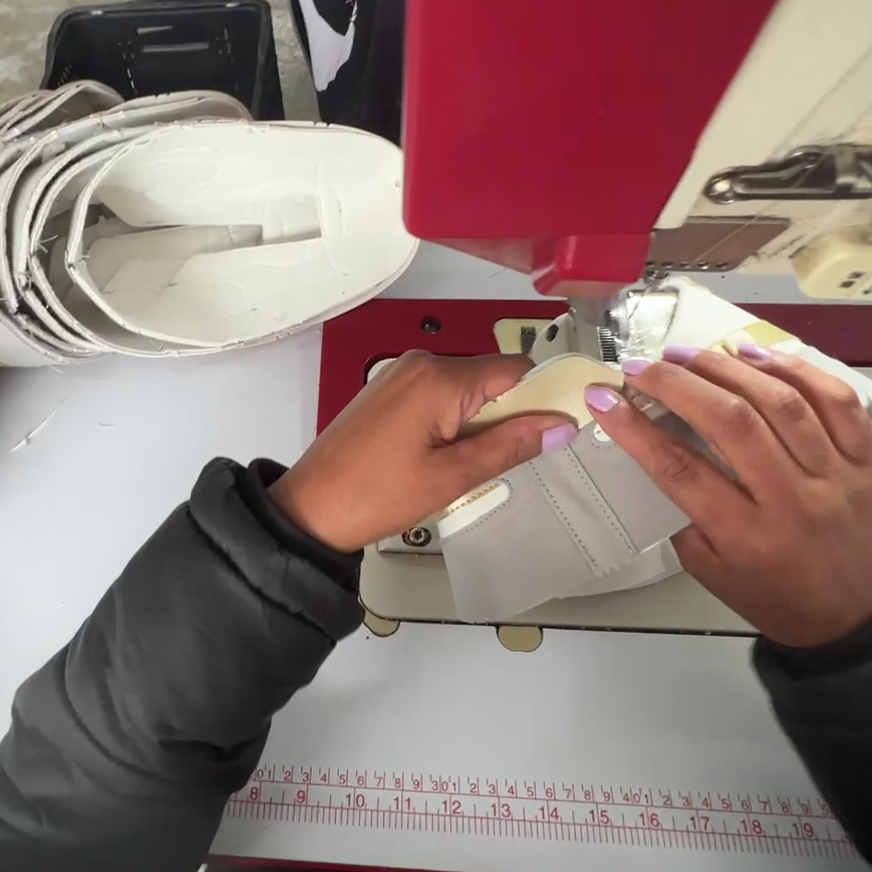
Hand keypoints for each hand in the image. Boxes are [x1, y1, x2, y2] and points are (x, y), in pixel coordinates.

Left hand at [271, 351, 578, 552]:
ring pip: (465, 389)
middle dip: (505, 417)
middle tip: (491, 463)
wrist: (310, 508)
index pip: (517, 369)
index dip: (542, 398)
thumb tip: (561, 425)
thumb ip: (510, 445)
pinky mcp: (387, 390)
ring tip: (456, 466)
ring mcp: (399, 374)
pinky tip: (435, 457)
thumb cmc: (375, 495)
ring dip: (476, 423)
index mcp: (440, 377)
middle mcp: (420, 363)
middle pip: (491, 379)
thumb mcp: (452, 476)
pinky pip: (437, 395)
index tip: (555, 429)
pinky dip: (450, 421)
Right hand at [583, 346, 871, 646]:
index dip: (634, 427)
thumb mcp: (708, 568)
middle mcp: (792, 500)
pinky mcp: (866, 459)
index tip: (603, 397)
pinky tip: (754, 353)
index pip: (679, 468)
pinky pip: (836, 400)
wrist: (857, 618)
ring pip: (780, 401)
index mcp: (746, 535)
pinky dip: (793, 368)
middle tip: (642, 366)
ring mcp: (836, 475)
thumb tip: (658, 447)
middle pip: (731, 421)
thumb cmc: (771, 596)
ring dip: (726, 367)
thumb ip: (683, 511)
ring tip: (686, 354)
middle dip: (676, 383)